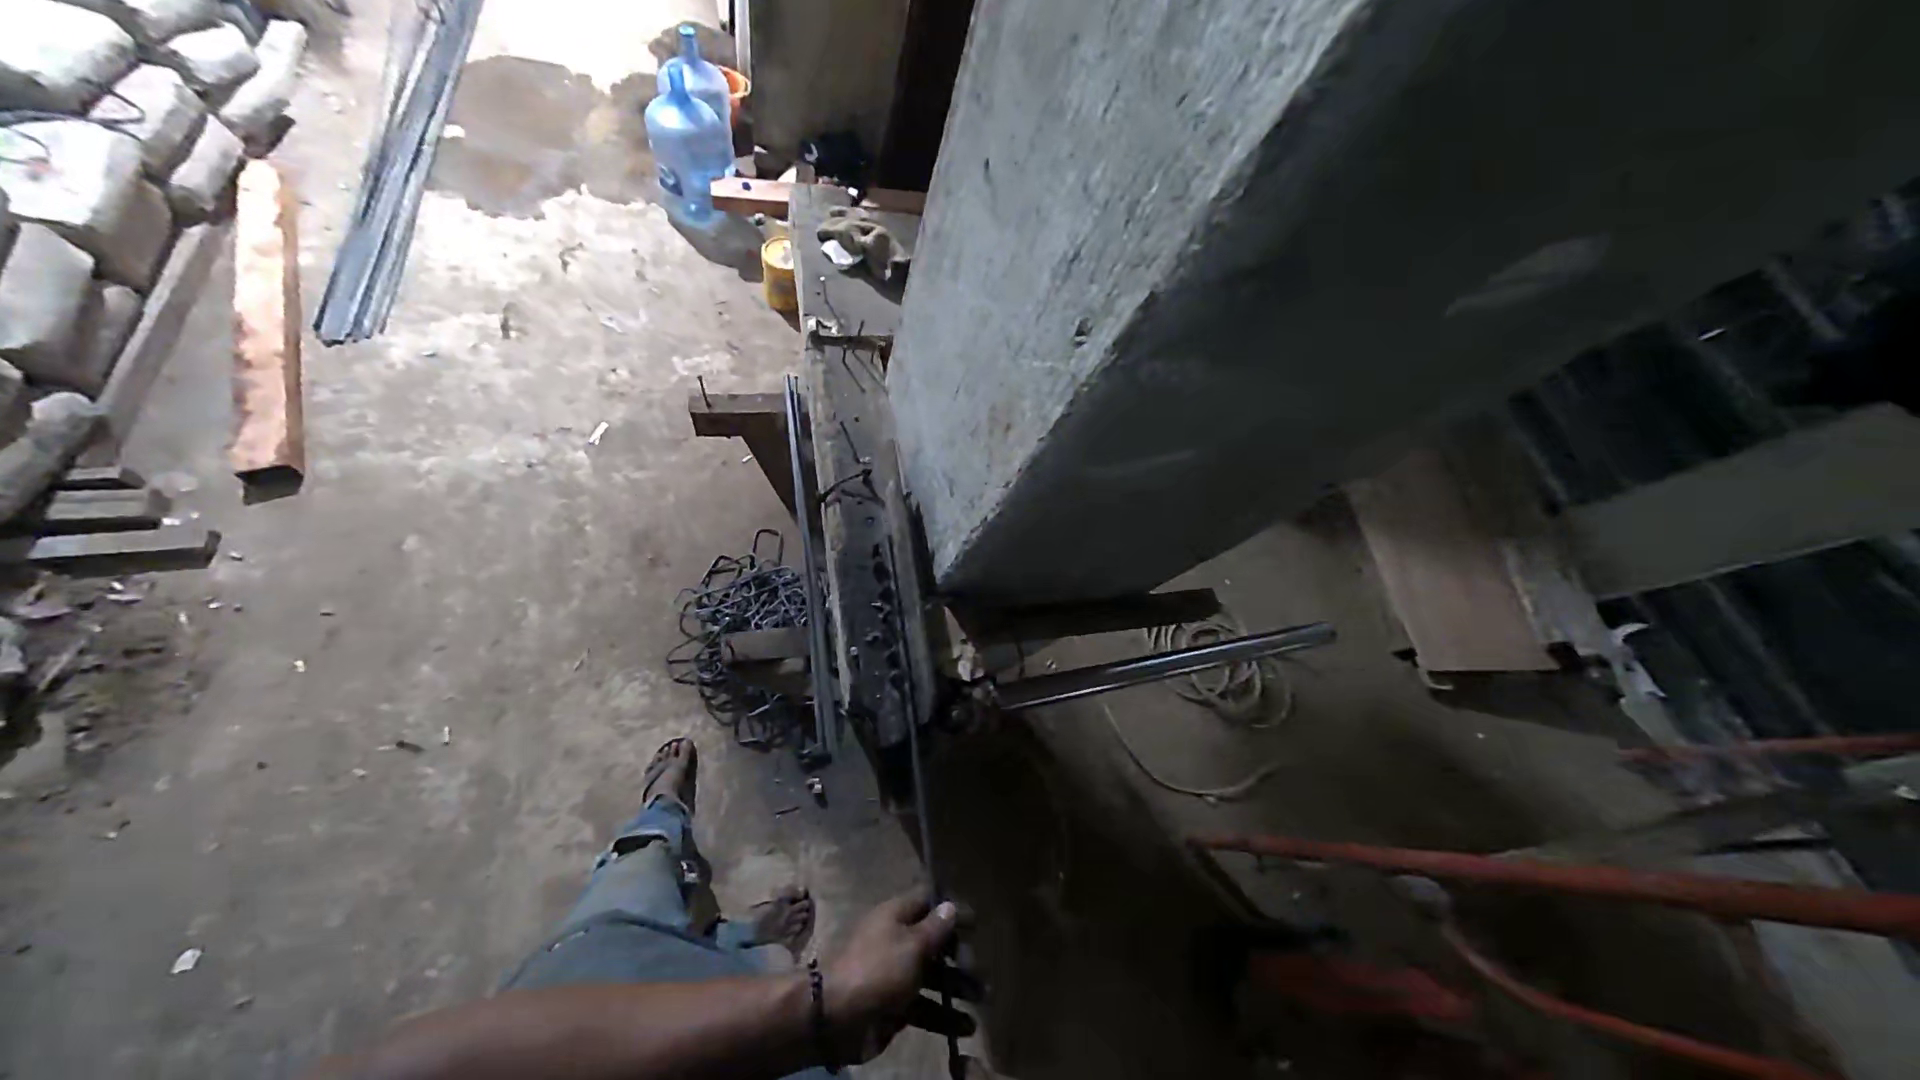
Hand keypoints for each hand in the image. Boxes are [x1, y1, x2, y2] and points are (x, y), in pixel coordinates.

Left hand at [820, 888, 964, 1062]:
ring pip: (933, 976)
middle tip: (980, 968)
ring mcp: (896, 975)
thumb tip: (950, 905)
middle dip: (959, 953)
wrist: (836, 1017)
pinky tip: (966, 1027)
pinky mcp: (896, 1006)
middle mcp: (897, 940)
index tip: (976, 922)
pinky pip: (925, 1007)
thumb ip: (935, 928)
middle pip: (935, 941)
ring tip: (984, 998)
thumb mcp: (912, 945)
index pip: (928, 903)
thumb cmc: (877, 969)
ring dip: (958, 986)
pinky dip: (945, 1016)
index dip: (952, 909)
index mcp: (896, 916)